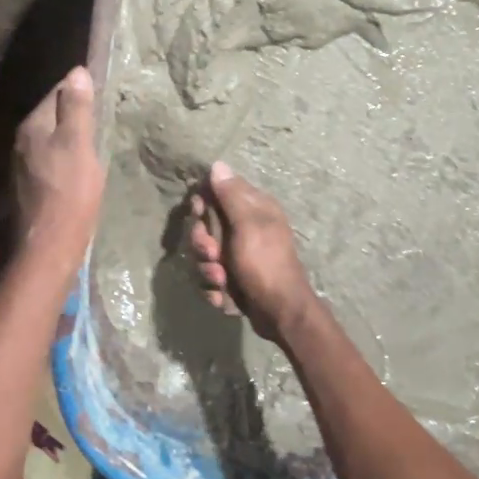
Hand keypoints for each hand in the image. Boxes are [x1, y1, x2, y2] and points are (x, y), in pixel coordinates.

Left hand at [12, 67, 102, 262]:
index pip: (56, 93)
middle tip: (104, 118)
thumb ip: (77, 108)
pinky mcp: (30, 186)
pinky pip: (50, 159)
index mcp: (32, 126)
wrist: (49, 246)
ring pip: (51, 138)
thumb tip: (77, 72)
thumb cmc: (69, 192)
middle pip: (51, 115)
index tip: (103, 95)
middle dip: (75, 113)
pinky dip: (66, 157)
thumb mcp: (79, 145)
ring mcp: (23, 165)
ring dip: (70, 137)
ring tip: (96, 141)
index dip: (80, 91)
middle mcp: (21, 141)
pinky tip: (81, 168)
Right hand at [188, 162, 318, 343]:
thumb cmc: (265, 264)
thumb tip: (218, 164)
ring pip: (205, 257)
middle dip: (203, 245)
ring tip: (222, 281)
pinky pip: (211, 280)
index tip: (198, 215)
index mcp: (254, 209)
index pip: (217, 193)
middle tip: (213, 255)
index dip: (202, 205)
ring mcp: (240, 257)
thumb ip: (231, 195)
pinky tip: (226, 296)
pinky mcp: (235, 280)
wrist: (280, 314)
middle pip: (206, 228)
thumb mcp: (248, 225)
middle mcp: (246, 229)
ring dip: (209, 271)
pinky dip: (216, 290)